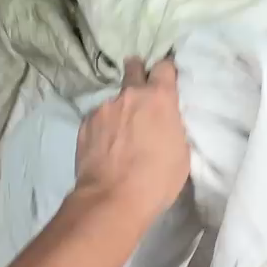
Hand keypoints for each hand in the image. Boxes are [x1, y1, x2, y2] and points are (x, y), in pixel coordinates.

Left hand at [73, 58, 190, 228]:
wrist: (112, 200)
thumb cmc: (157, 179)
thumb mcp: (181, 151)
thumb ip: (172, 125)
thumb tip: (163, 121)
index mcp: (159, 98)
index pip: (164, 66)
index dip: (166, 72)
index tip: (165, 82)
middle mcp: (130, 95)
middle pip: (134, 68)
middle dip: (137, 73)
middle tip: (140, 93)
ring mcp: (104, 108)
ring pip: (115, 100)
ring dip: (120, 111)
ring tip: (120, 136)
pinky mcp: (85, 124)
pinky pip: (98, 119)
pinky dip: (103, 128)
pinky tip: (104, 147)